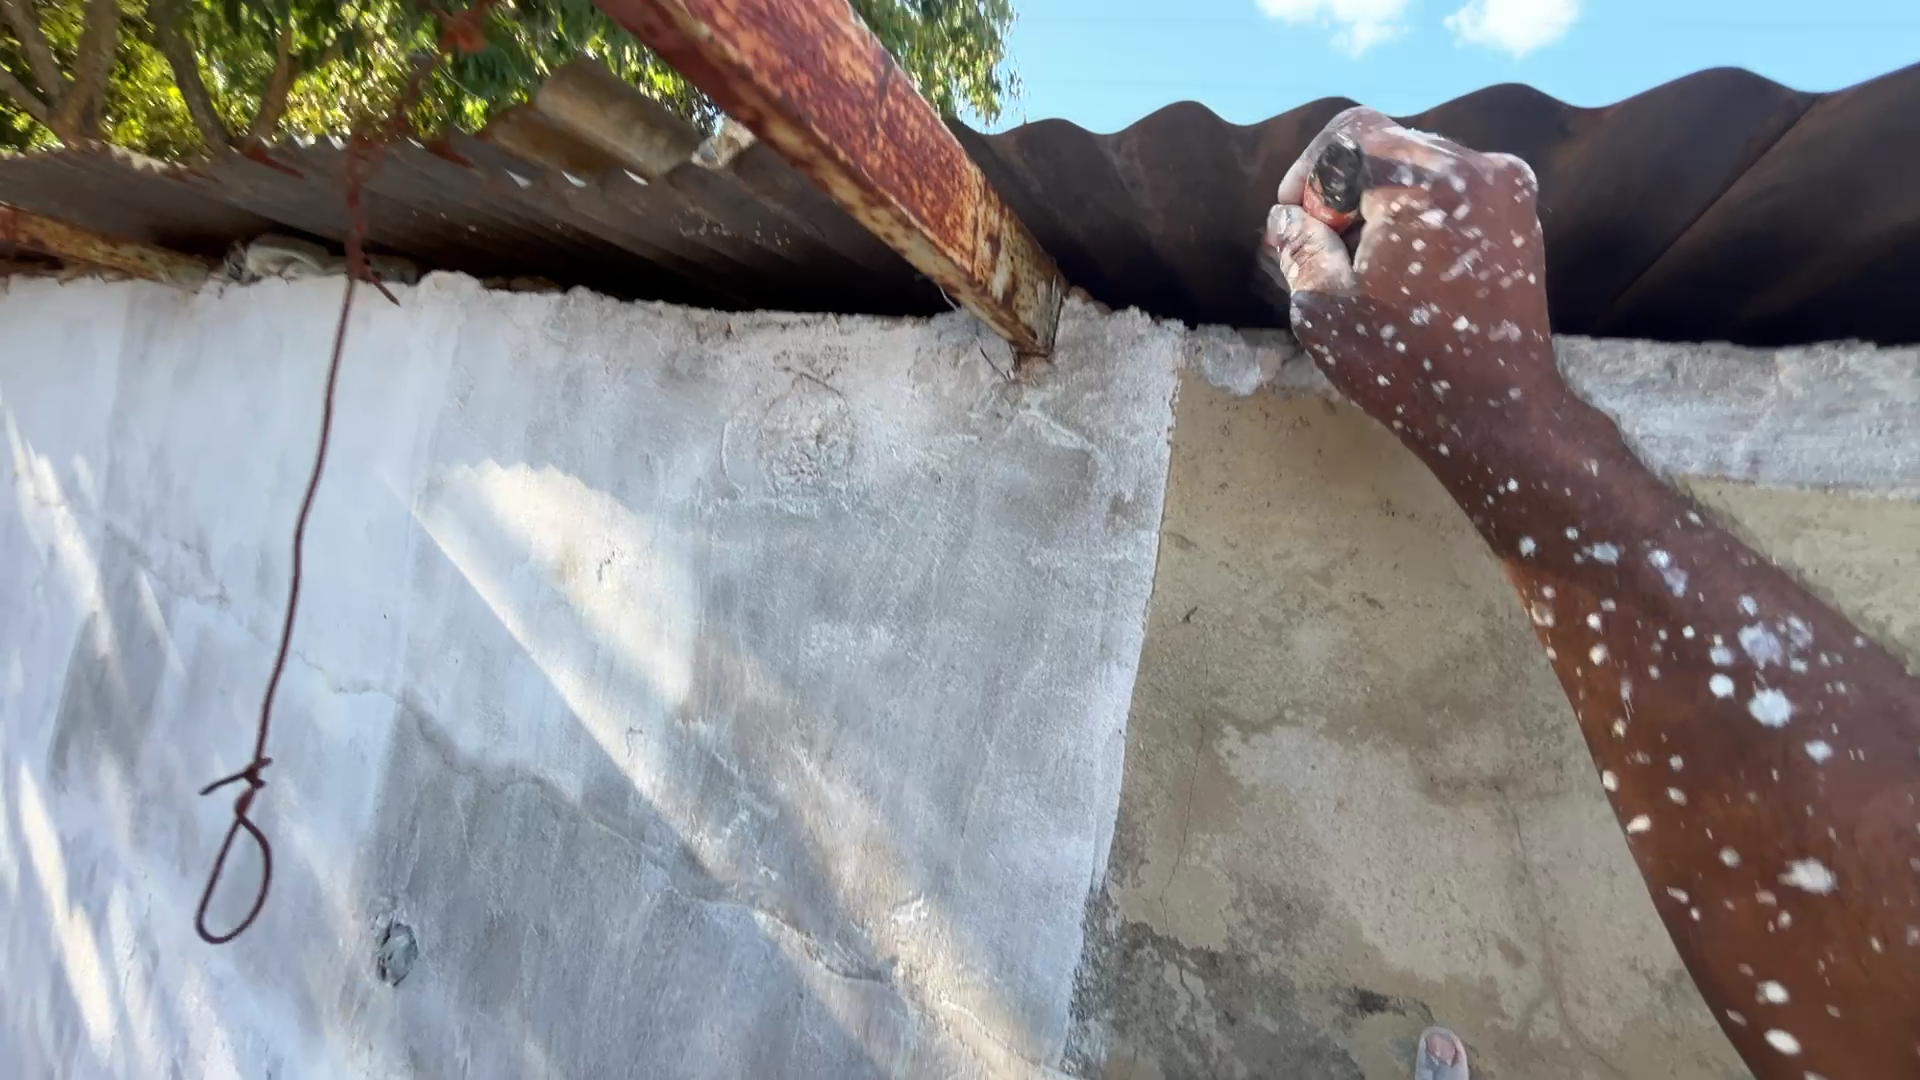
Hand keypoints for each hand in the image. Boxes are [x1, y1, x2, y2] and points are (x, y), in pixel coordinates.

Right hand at [1262, 108, 1558, 449]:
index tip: (1291, 219)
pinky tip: (1394, 261)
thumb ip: (1299, 249)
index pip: (1350, 134)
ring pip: (1417, 163)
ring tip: (1353, 259)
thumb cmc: (1399, 364)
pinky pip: (1449, 186)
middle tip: (1313, 245)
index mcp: (1420, 185)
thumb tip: (1286, 217)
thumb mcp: (1323, 309)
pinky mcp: (1517, 213)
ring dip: (1374, 199)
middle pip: (1384, 144)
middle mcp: (1473, 168)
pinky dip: (1411, 210)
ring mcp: (1505, 186)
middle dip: (1338, 188)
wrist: (1490, 406)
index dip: (1307, 173)